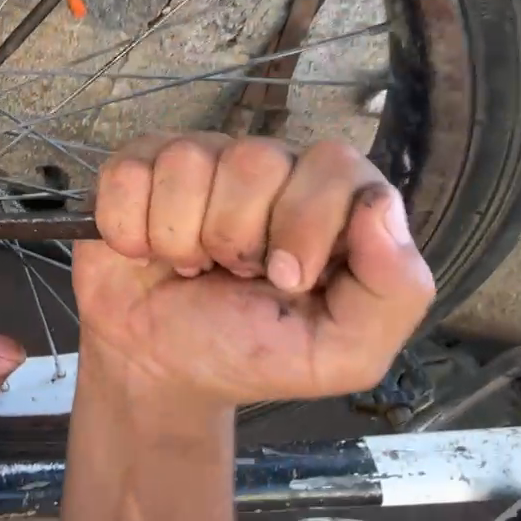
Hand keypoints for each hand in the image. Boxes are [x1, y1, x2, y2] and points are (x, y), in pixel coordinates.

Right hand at [75, 133, 434, 407]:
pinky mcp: (132, 166)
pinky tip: (143, 251)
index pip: (335, 164)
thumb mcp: (340, 352)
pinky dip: (130, 229)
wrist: (154, 363)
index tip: (285, 278)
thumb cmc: (247, 351)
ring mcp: (192, 158)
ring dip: (179, 238)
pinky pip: (127, 174)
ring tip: (188, 266)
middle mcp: (261, 167)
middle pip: (254, 157)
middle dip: (236, 235)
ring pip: (186, 161)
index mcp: (323, 201)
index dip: (307, 218)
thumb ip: (393, 290)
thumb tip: (381, 205)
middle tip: (231, 273)